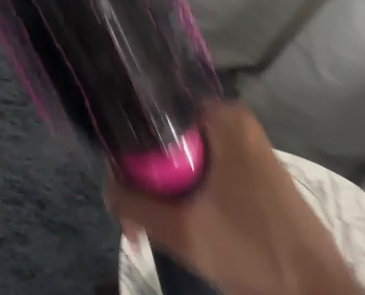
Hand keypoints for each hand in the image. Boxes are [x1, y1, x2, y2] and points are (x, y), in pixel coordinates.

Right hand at [105, 103, 363, 294]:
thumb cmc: (254, 251)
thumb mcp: (180, 231)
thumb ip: (132, 203)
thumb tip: (107, 188)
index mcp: (222, 117)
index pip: (153, 113)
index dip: (128, 147)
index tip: (122, 183)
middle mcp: (235, 122)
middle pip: (168, 137)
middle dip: (147, 176)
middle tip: (137, 215)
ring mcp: (249, 148)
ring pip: (186, 158)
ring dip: (167, 189)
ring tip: (154, 225)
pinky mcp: (257, 174)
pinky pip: (207, 172)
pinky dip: (190, 195)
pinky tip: (185, 225)